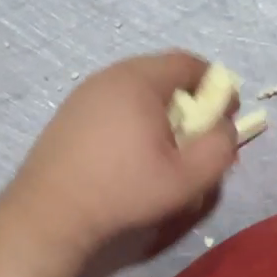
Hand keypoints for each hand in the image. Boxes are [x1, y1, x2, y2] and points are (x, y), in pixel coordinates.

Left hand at [1, 51, 237, 259]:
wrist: (51, 213)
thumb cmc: (124, 191)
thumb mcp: (187, 178)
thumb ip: (219, 148)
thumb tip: (225, 127)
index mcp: (139, 80)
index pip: (189, 63)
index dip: (215, 86)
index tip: (225, 117)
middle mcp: (109, 76)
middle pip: (161, 76)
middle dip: (187, 103)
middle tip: (196, 138)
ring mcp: (83, 95)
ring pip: (135, 93)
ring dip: (158, 115)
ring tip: (163, 151)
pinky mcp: (68, 116)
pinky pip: (112, 107)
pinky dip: (131, 123)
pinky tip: (129, 158)